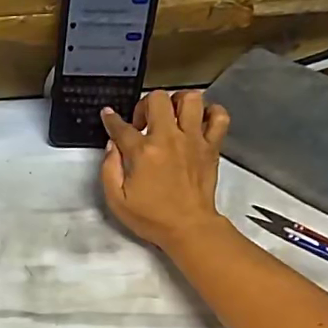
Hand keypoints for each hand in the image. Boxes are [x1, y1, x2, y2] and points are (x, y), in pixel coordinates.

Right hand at [101, 89, 230, 251]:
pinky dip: (211, 112)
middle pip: (158, 99)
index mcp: (143, 152)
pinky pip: (219, 117)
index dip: (111, 119)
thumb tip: (112, 146)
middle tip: (143, 121)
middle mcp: (169, 139)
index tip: (108, 116)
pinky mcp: (211, 147)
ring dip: (177, 102)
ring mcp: (193, 141)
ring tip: (171, 116)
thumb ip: (109, 168)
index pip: (122, 126)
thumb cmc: (152, 217)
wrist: (189, 228)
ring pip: (190, 99)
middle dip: (145, 104)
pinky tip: (198, 121)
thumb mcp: (116, 199)